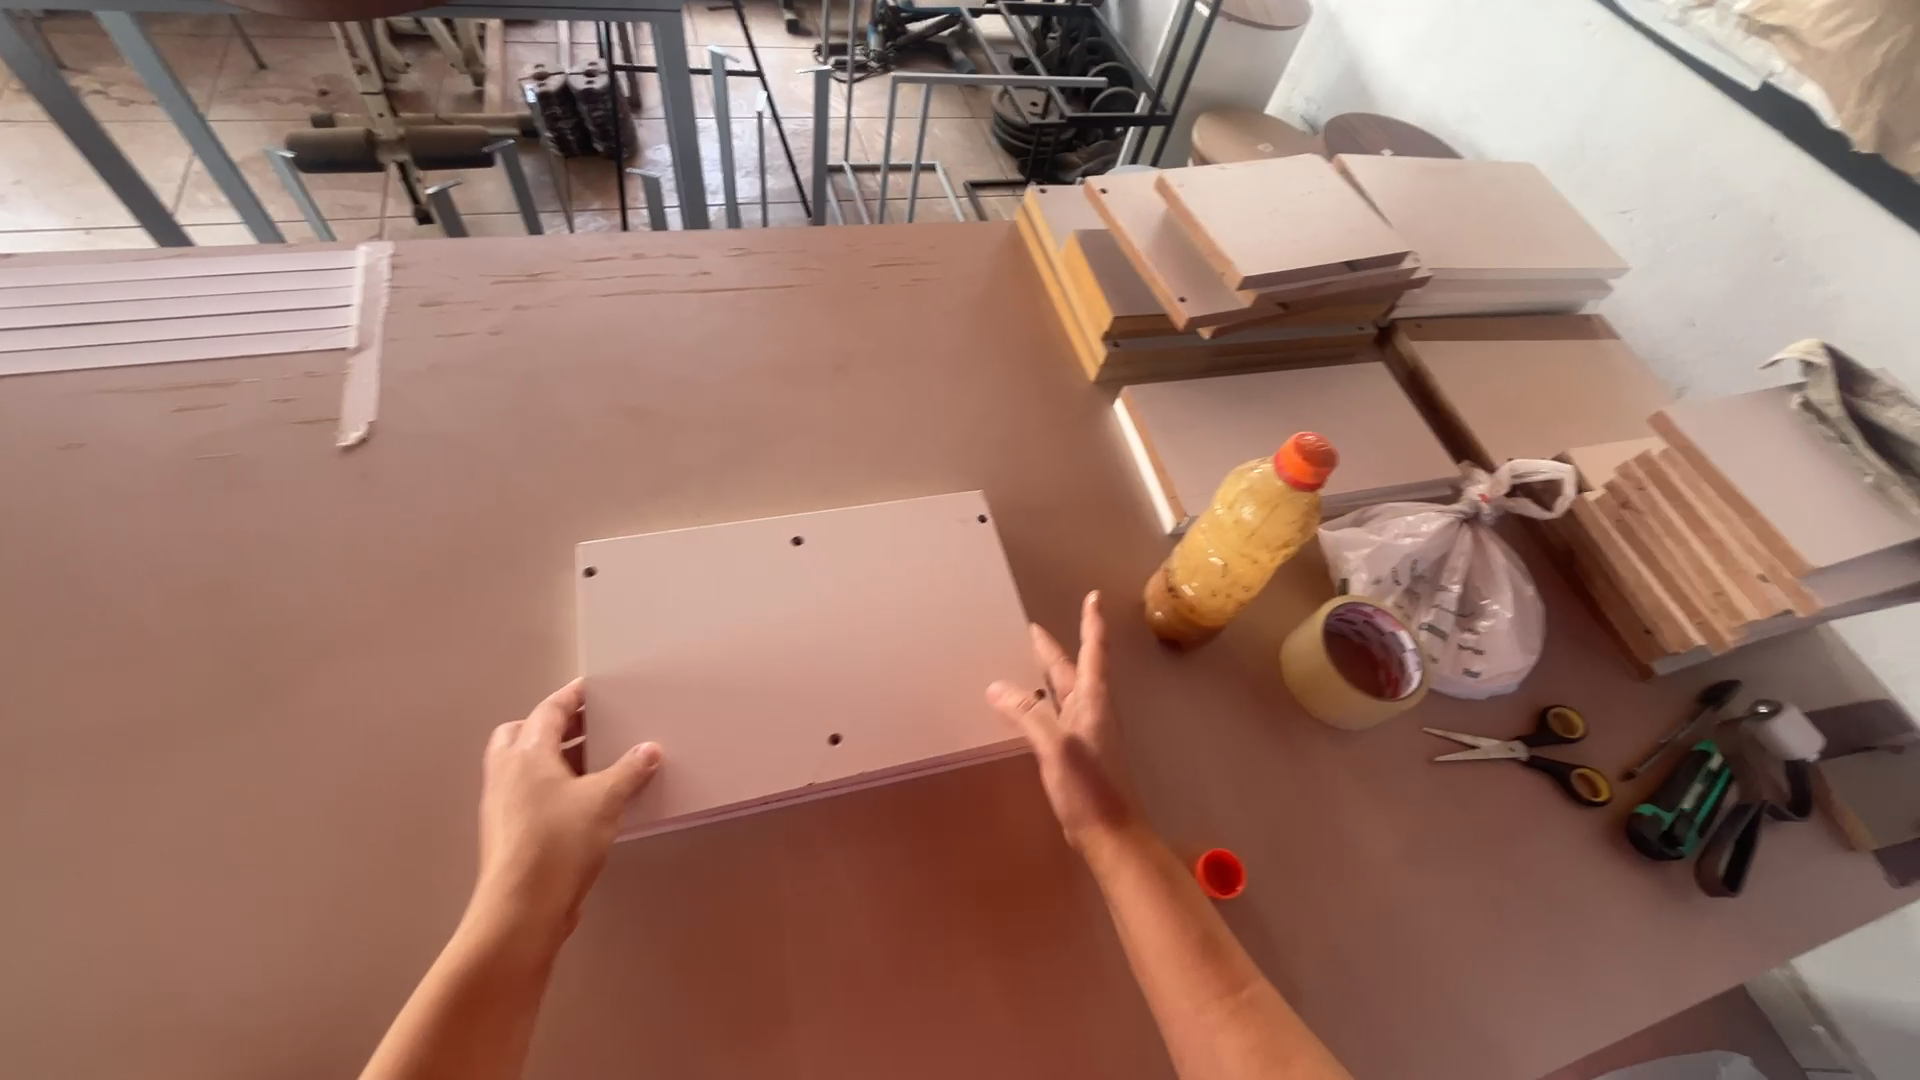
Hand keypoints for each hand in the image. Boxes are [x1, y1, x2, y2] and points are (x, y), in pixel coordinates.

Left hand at [474, 679, 661, 937]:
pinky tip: (584, 797)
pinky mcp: (509, 832)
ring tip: (594, 760)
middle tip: (589, 725)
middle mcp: (507, 774)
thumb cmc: (559, 842)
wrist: (521, 910)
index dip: (572, 696)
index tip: (591, 687)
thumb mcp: (606, 799)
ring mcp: (502, 805)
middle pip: (523, 733)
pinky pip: (529, 792)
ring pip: (524, 765)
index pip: (549, 710)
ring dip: (554, 757)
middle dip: (554, 725)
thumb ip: (630, 770)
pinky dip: (553, 784)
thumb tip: (649, 749)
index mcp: (526, 754)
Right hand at [987, 591, 1140, 849]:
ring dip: (1049, 676)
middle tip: (1032, 632)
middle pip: (1072, 671)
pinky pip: (1057, 716)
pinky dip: (1042, 704)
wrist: (1112, 834)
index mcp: (1092, 701)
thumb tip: (996, 687)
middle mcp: (1092, 710)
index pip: (1093, 652)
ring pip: (1064, 693)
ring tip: (1025, 665)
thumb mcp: (1055, 746)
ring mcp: (1087, 733)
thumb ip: (1028, 714)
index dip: (1092, 624)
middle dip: (1054, 651)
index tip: (1093, 597)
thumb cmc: (1090, 787)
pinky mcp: (1078, 753)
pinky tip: (1028, 711)